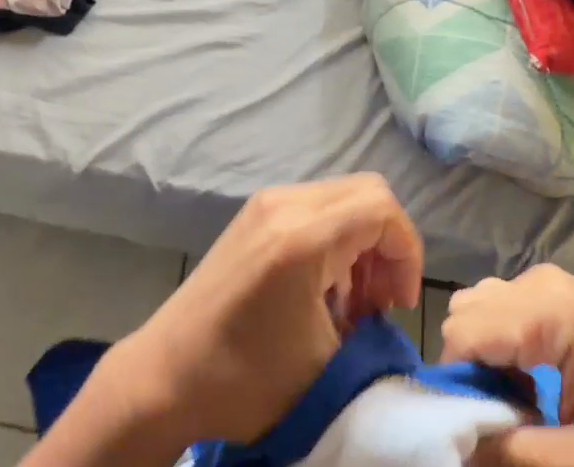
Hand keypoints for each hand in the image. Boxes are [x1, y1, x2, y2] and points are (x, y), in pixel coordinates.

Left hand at [21, 174, 423, 466]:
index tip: (397, 305)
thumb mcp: (328, 367)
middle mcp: (284, 204)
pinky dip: (334, 241)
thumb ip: (376, 332)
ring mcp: (263, 204)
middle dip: (387, 247)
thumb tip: (391, 314)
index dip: (407, 254)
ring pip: (341, 199)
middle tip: (379, 303)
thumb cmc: (246, 379)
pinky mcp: (251, 216)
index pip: (383, 208)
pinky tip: (322, 291)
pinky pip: (314, 209)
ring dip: (361, 245)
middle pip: (366, 194)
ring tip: (352, 304)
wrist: (165, 376)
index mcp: (303, 236)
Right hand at [440, 267, 573, 466]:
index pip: (460, 334)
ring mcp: (555, 284)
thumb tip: (447, 446)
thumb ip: (508, 453)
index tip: (473, 432)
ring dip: (485, 359)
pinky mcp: (566, 296)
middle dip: (469, 371)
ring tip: (521, 408)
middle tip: (503, 423)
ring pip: (479, 310)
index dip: (454, 385)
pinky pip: (506, 311)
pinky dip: (504, 348)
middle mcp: (544, 283)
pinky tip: (536, 389)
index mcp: (551, 315)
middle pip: (465, 316)